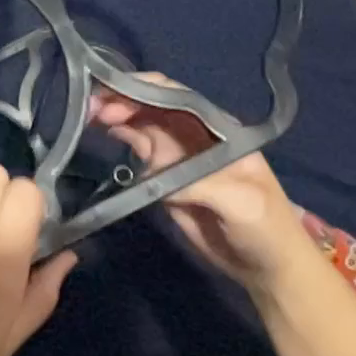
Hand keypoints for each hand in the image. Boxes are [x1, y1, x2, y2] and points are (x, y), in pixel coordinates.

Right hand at [90, 72, 306, 288]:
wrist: (266, 267)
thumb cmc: (264, 226)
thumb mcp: (240, 201)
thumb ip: (198, 183)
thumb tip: (153, 178)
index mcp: (218, 129)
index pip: (177, 96)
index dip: (144, 88)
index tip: (113, 90)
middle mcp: (195, 135)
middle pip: (153, 106)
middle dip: (123, 99)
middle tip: (92, 108)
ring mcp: (179, 156)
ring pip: (142, 124)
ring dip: (116, 115)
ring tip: (88, 116)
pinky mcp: (166, 179)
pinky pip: (139, 151)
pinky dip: (121, 136)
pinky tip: (102, 132)